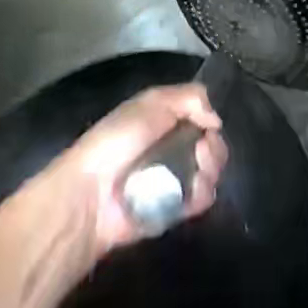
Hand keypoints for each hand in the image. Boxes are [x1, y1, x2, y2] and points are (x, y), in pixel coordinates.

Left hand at [55, 84, 228, 257]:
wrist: (91, 194)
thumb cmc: (117, 141)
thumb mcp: (151, 102)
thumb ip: (189, 98)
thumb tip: (216, 118)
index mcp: (162, 121)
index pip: (200, 117)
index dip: (210, 119)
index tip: (210, 123)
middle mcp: (170, 149)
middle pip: (210, 145)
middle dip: (214, 145)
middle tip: (203, 149)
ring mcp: (173, 180)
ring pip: (210, 171)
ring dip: (211, 168)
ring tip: (198, 169)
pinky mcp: (174, 209)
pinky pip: (202, 199)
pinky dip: (203, 193)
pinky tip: (194, 189)